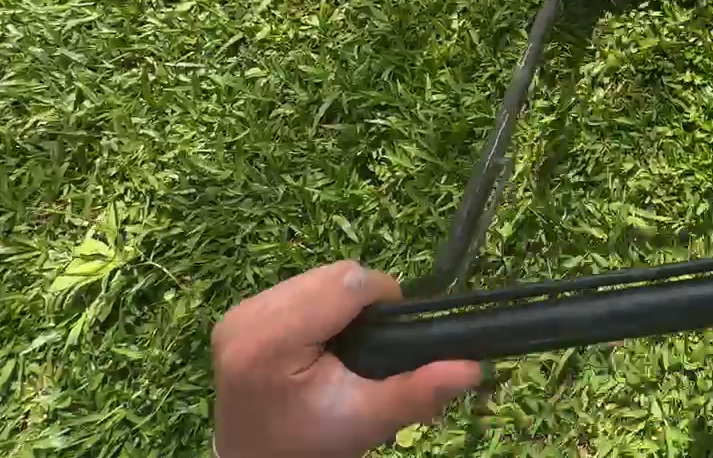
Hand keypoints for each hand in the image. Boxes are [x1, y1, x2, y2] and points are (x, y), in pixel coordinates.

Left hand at [212, 261, 480, 457]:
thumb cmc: (313, 444)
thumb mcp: (369, 420)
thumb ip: (417, 391)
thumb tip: (473, 367)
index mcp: (268, 342)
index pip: (347, 283)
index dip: (381, 299)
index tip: (384, 337)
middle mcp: (246, 318)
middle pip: (337, 274)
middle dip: (363, 300)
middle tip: (365, 346)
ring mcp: (239, 313)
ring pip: (324, 273)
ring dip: (346, 299)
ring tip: (344, 342)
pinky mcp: (241, 312)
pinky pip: (306, 282)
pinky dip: (325, 301)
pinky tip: (320, 337)